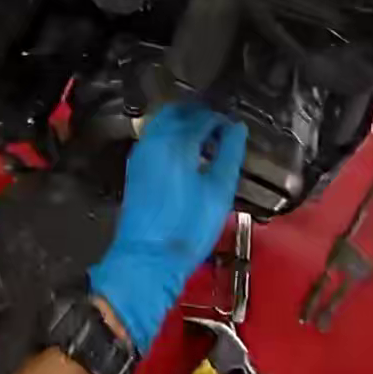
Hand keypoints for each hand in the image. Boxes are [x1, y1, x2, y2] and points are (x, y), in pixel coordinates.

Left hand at [87, 102, 247, 353]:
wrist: (145, 262)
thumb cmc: (188, 226)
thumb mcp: (219, 190)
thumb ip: (231, 152)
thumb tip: (237, 128)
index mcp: (178, 140)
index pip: (205, 116)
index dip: (223, 122)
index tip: (234, 134)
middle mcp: (157, 139)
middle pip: (181, 111)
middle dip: (202, 115)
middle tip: (220, 131)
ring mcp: (142, 152)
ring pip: (165, 121)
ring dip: (185, 123)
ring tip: (204, 142)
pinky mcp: (135, 167)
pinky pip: (155, 136)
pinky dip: (171, 135)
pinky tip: (185, 155)